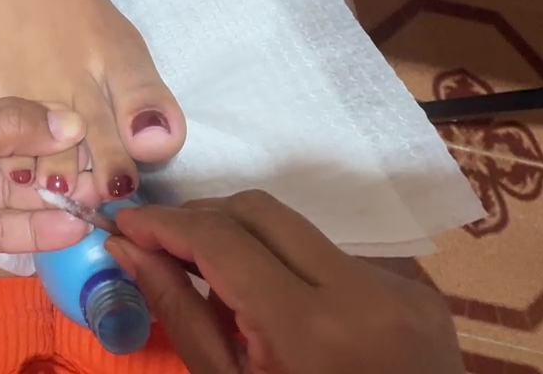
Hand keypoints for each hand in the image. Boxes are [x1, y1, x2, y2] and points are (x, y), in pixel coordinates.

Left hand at [0, 80, 92, 322]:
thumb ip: (6, 124)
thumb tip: (72, 119)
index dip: (40, 105)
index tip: (88, 109)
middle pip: (12, 145)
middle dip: (53, 153)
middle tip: (104, 158)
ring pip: (16, 188)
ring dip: (53, 192)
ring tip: (99, 194)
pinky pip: (9, 229)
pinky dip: (41, 228)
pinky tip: (76, 224)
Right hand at [108, 192, 462, 373]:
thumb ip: (179, 312)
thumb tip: (127, 244)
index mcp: (314, 332)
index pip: (221, 239)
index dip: (165, 223)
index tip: (125, 221)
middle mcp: (364, 293)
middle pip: (257, 210)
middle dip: (201, 217)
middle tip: (162, 242)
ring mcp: (399, 290)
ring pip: (293, 225)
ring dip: (242, 236)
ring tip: (215, 279)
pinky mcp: (417, 294)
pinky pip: (329, 253)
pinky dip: (286, 262)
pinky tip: (276, 303)